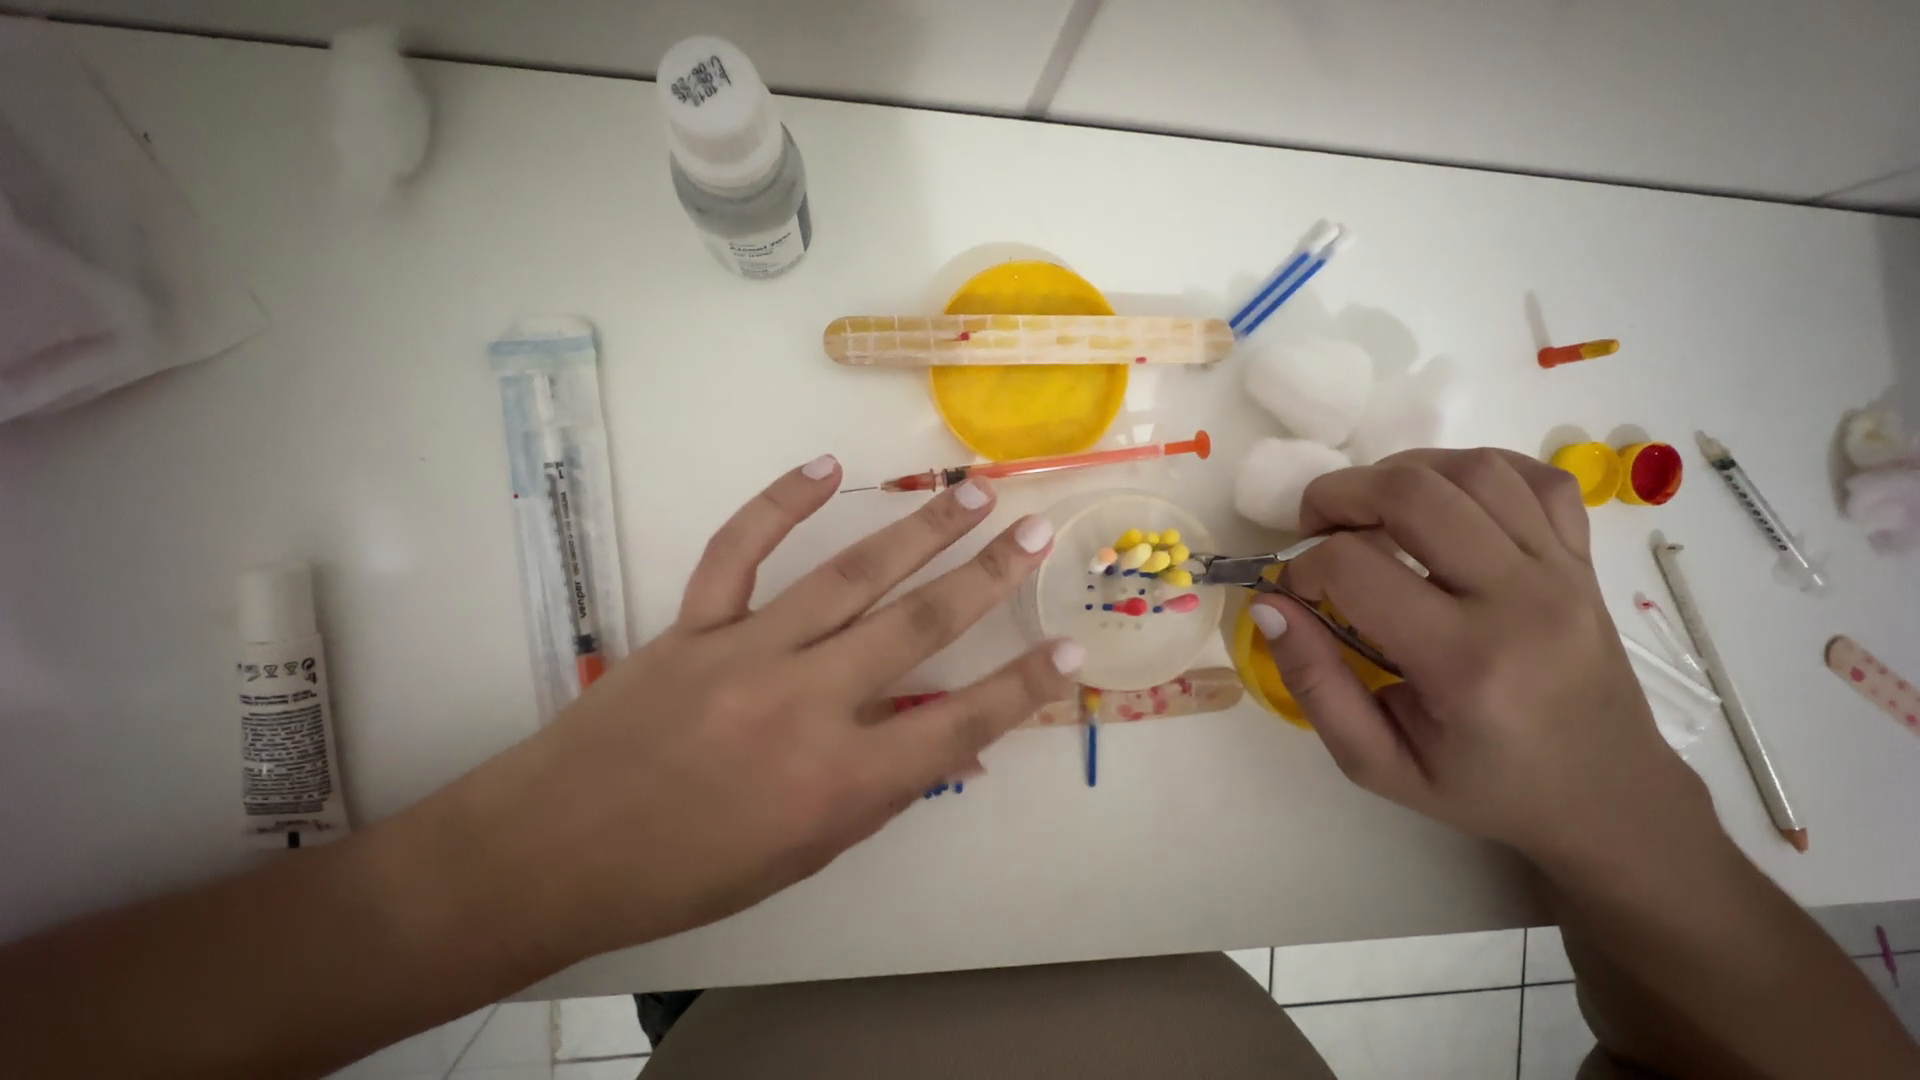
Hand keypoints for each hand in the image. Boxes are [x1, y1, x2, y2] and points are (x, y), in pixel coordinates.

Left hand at [440, 457, 1080, 958]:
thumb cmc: (690, 871)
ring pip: (848, 577)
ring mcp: (746, 655)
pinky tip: (827, 467)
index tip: (1072, 649)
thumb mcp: (806, 852)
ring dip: (916, 529)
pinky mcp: (692, 626)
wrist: (552, 854)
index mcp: (841, 782)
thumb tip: (953, 743)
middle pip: (917, 628)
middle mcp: (806, 707)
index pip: (961, 722)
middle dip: (987, 577)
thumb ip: (881, 789)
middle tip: (1032, 530)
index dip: (1024, 686)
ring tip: (968, 491)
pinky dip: (781, 503)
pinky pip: (738, 551)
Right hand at [1252, 448, 1715, 872]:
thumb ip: (1315, 684)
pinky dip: (1477, 469)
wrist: (1608, 799)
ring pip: (1473, 469)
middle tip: (1313, 527)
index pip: (1356, 568)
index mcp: (1465, 662)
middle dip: (1338, 494)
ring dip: (1400, 472)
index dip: (1302, 568)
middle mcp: (1521, 600)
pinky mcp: (1582, 560)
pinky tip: (1443, 498)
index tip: (1294, 593)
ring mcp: (1562, 572)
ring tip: (1369, 508)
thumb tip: (1270, 606)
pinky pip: (1535, 478)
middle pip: (1414, 493)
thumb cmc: (1483, 788)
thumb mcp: (1376, 764)